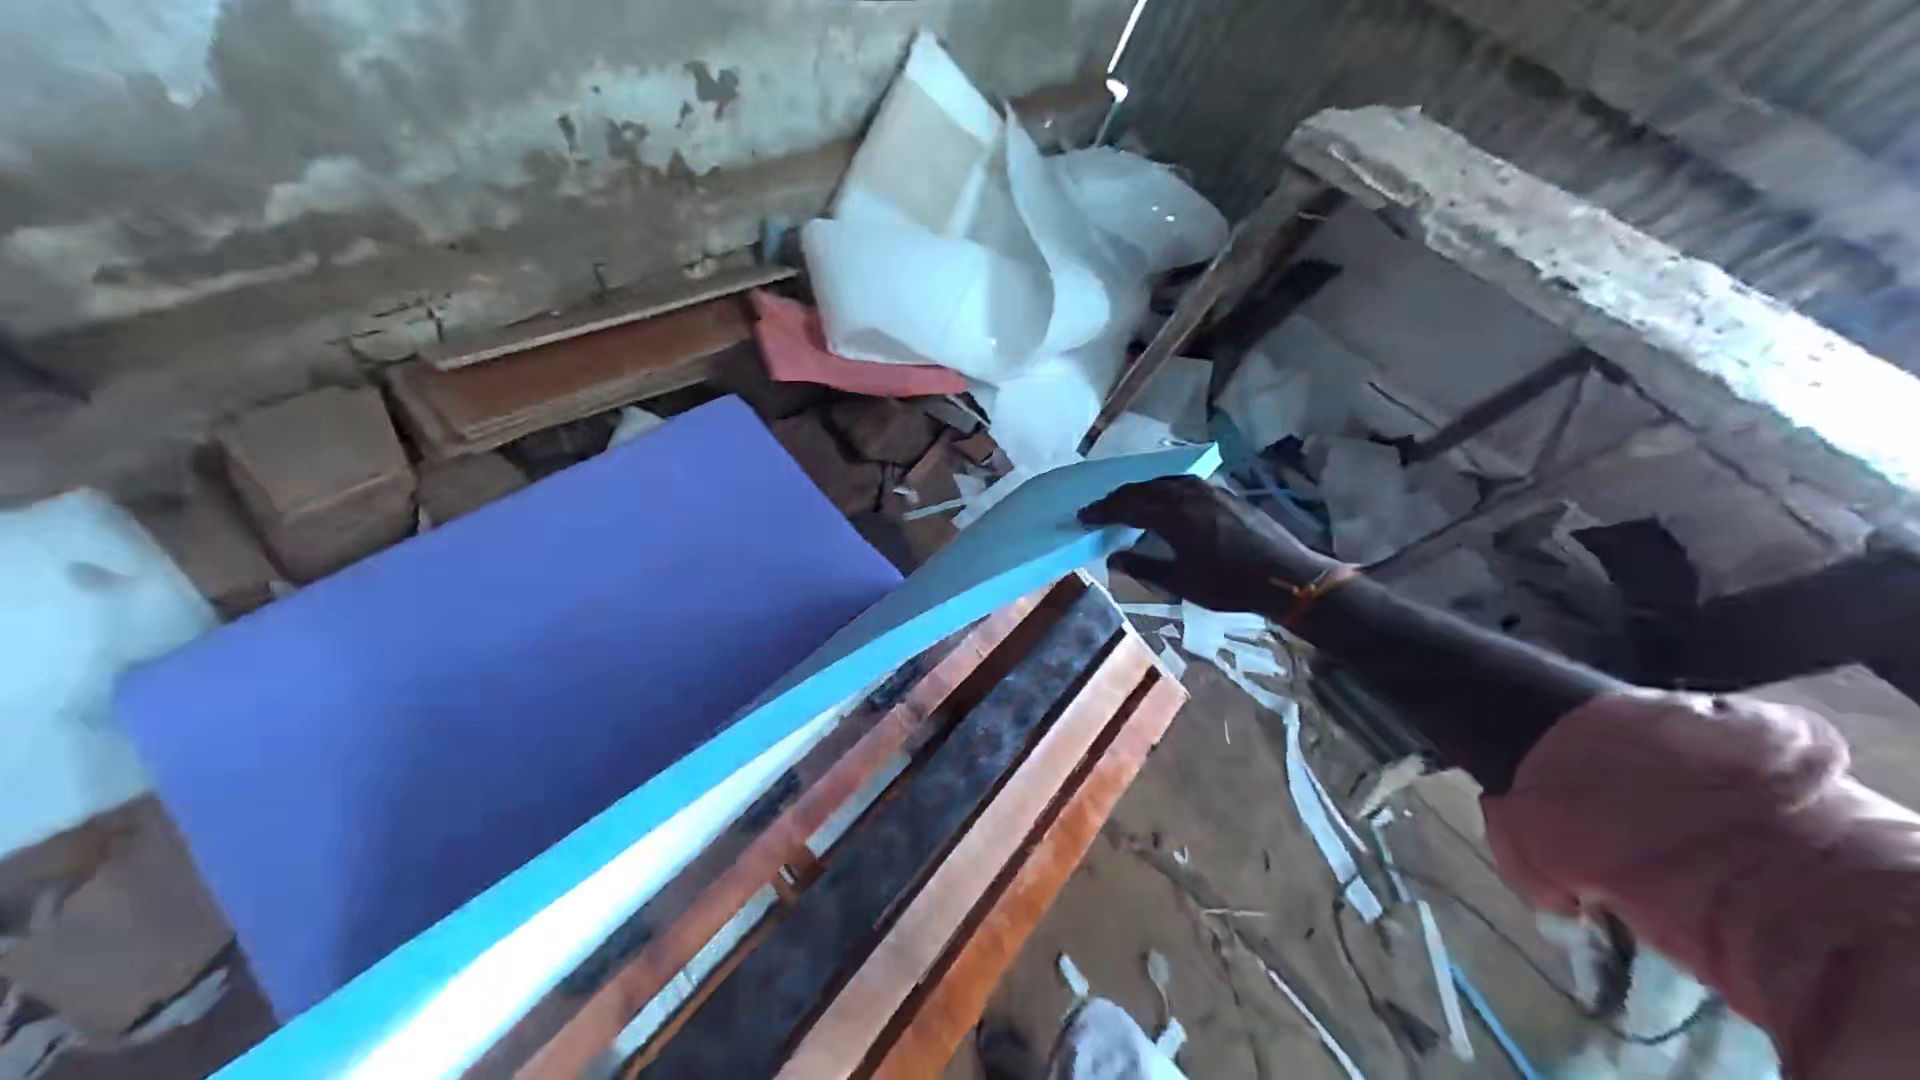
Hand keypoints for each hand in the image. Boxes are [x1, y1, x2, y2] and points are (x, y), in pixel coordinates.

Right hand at [1078, 476, 1340, 612]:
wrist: (1285, 575)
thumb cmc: (1229, 584)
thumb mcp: (1181, 582)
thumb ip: (1144, 566)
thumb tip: (1113, 557)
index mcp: (1172, 516)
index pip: (1126, 507)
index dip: (1102, 512)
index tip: (1083, 516)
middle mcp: (1187, 495)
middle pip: (1143, 489)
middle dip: (1117, 498)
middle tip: (1100, 508)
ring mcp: (1209, 490)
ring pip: (1164, 481)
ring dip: (1141, 490)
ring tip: (1129, 500)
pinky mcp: (1226, 493)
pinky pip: (1185, 482)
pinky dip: (1165, 488)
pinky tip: (1167, 498)